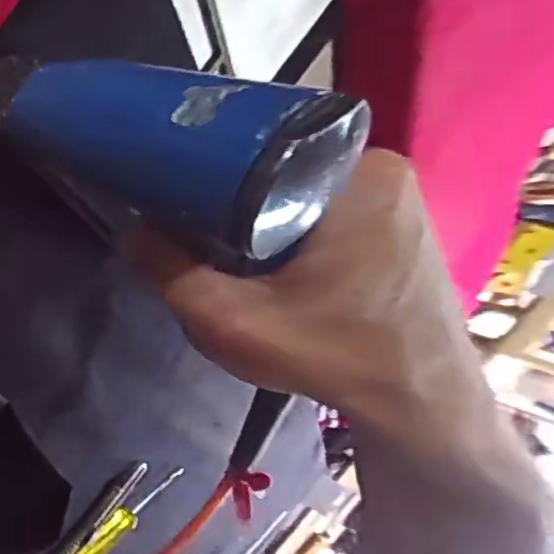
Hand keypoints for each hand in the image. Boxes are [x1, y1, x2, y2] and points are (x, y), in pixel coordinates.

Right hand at [140, 149, 477, 431]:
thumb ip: (169, 272)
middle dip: (224, 196)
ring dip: (251, 215)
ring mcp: (394, 195)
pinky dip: (280, 226)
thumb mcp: (229, 320)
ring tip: (215, 246)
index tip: (166, 193)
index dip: (201, 168)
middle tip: (187, 229)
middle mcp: (380, 170)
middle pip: (270, 168)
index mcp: (354, 174)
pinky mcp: (393, 222)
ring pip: (290, 189)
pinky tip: (258, 260)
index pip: (253, 147)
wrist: (422, 406)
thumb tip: (131, 228)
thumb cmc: (333, 354)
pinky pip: (315, 206)